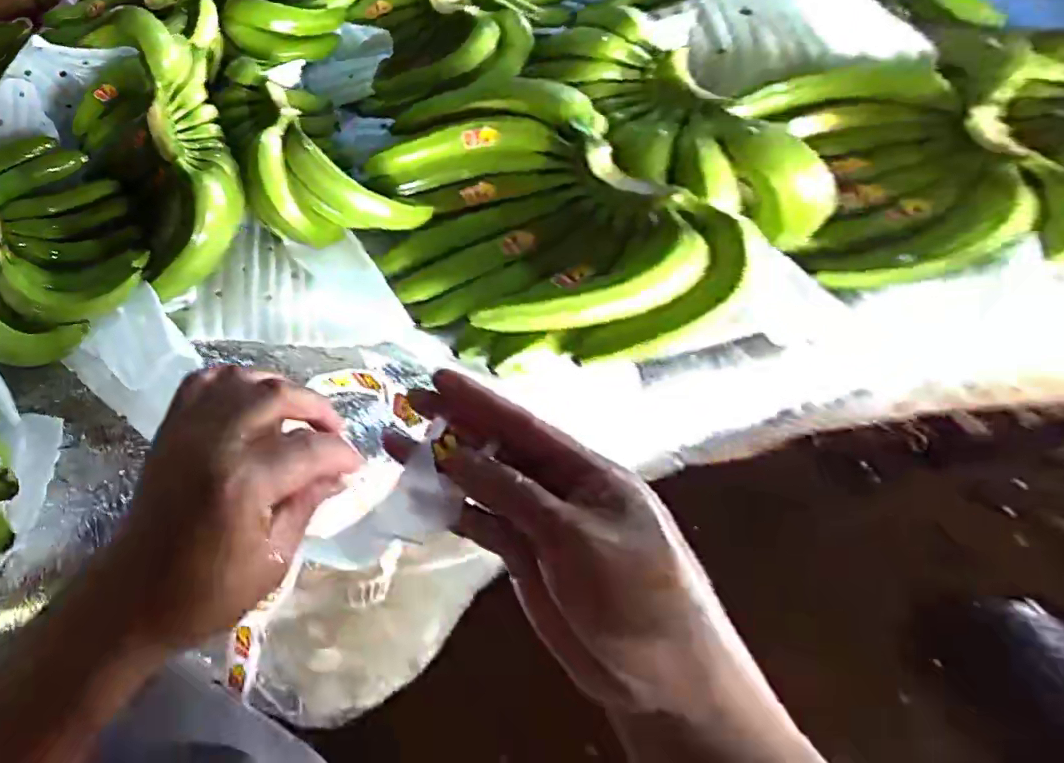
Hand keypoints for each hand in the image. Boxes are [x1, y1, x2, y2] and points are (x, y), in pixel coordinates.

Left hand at [93, 366, 363, 650]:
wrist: (136, 592)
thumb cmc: (207, 592)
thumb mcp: (273, 562)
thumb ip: (305, 506)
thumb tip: (338, 473)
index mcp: (245, 481)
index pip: (308, 448)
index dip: (341, 453)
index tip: (355, 464)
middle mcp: (217, 440)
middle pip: (278, 396)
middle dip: (317, 408)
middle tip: (334, 432)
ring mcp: (189, 426)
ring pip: (243, 378)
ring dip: (278, 388)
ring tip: (296, 413)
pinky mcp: (171, 425)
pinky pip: (205, 379)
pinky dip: (233, 381)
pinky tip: (249, 399)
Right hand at [400, 370, 775, 719]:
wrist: (666, 687)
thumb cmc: (638, 600)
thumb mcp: (576, 538)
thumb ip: (512, 492)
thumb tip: (453, 453)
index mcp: (586, 472)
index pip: (523, 425)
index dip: (479, 399)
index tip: (438, 375)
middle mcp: (559, 488)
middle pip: (498, 447)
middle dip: (454, 422)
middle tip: (409, 401)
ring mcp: (539, 522)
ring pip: (482, 482)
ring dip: (442, 464)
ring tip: (397, 441)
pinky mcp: (524, 554)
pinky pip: (480, 520)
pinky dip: (451, 507)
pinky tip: (420, 493)